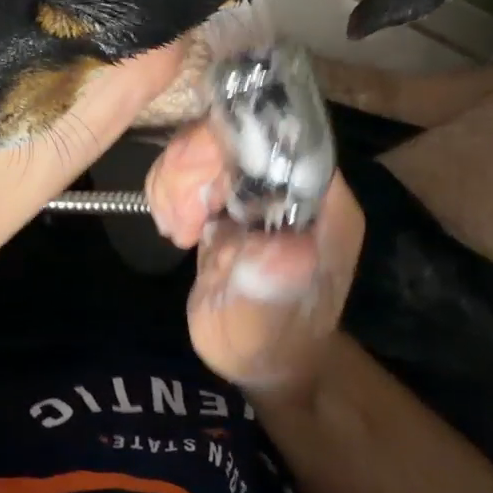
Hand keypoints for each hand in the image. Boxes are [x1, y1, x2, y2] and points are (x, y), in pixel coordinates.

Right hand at [144, 123, 364, 392]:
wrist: (258, 360)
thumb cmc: (270, 344)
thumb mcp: (268, 322)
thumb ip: (275, 282)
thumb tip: (288, 247)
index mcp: (323, 204)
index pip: (286, 141)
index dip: (243, 146)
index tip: (208, 188)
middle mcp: (294, 183)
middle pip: (241, 132)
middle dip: (198, 165)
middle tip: (181, 221)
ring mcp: (258, 185)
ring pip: (210, 140)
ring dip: (178, 177)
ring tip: (175, 230)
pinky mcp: (226, 191)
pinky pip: (191, 162)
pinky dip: (168, 184)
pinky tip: (170, 226)